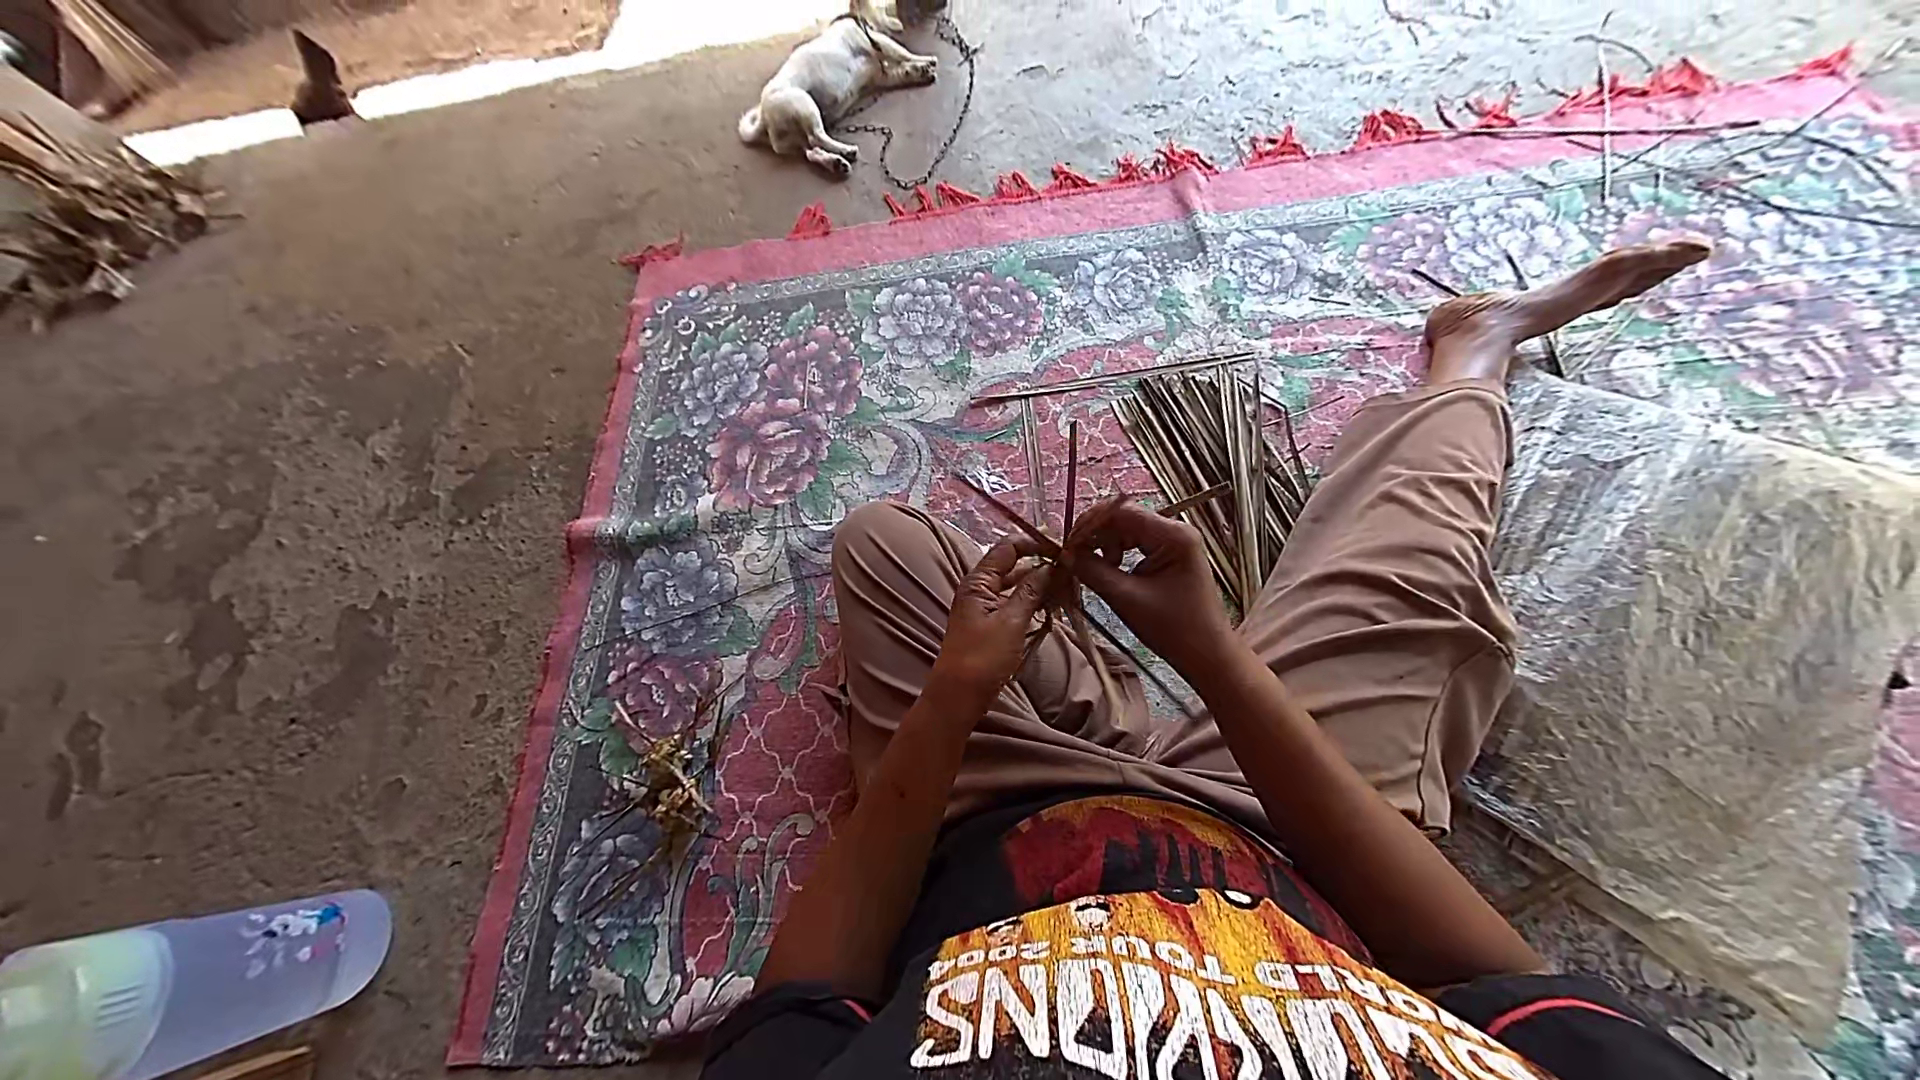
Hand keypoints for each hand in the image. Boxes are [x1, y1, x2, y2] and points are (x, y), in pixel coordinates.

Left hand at [928, 539, 1053, 707]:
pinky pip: (1015, 604)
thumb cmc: (982, 657)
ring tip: (1068, 590)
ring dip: (1041, 586)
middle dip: (1042, 566)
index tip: (1063, 549)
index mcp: (978, 581)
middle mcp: (979, 588)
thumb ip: (1031, 590)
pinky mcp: (992, 624)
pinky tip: (1053, 608)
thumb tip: (1051, 565)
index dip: (1035, 544)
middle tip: (1072, 572)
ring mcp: (985, 606)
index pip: (1008, 547)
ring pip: (1017, 586)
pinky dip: (1033, 603)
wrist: (959, 696)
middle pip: (1014, 566)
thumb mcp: (1011, 621)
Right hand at [1065, 498, 1237, 679]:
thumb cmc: (1174, 630)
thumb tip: (1065, 554)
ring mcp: (1173, 541)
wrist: (1207, 655)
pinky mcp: (1169, 554)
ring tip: (1093, 568)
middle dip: (1095, 534)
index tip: (1068, 545)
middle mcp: (1175, 530)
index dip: (1090, 524)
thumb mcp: (1126, 599)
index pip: (1121, 511)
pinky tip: (1109, 569)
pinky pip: (1134, 542)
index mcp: (1173, 535)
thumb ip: (1093, 571)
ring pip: (1126, 529)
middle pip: (1123, 517)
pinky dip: (1115, 552)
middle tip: (1072, 557)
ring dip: (1104, 544)